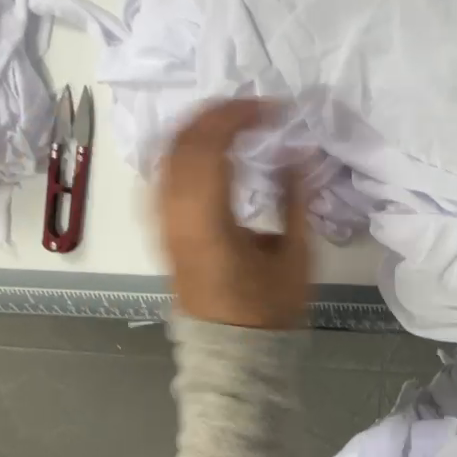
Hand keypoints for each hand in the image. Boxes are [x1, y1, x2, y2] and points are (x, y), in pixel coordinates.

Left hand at [157, 99, 311, 329]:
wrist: (232, 348)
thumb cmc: (268, 307)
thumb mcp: (295, 255)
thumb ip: (293, 199)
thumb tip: (297, 153)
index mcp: (209, 221)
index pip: (213, 148)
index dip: (242, 118)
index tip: (276, 110)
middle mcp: (175, 214)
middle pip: (183, 141)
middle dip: (219, 113)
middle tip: (256, 107)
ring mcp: (160, 219)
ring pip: (165, 152)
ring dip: (197, 126)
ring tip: (231, 120)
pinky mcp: (159, 225)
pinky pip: (161, 171)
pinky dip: (182, 148)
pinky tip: (204, 148)